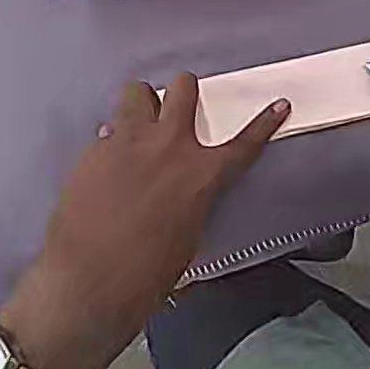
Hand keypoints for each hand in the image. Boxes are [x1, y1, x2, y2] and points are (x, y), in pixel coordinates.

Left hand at [0, 75, 289, 368]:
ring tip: (141, 125)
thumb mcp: (189, 232)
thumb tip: (178, 184)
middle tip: (180, 109)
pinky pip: (109, 129)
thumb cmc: (150, 271)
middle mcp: (170, 145)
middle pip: (184, 88)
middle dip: (186, 92)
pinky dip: (114, 140)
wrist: (90, 281)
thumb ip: (191, 195)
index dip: (266, 122)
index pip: (245, 142)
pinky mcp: (94, 150)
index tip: (279, 104)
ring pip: (137, 91)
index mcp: (203, 173)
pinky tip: (109, 162)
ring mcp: (129, 141)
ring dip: (144, 104)